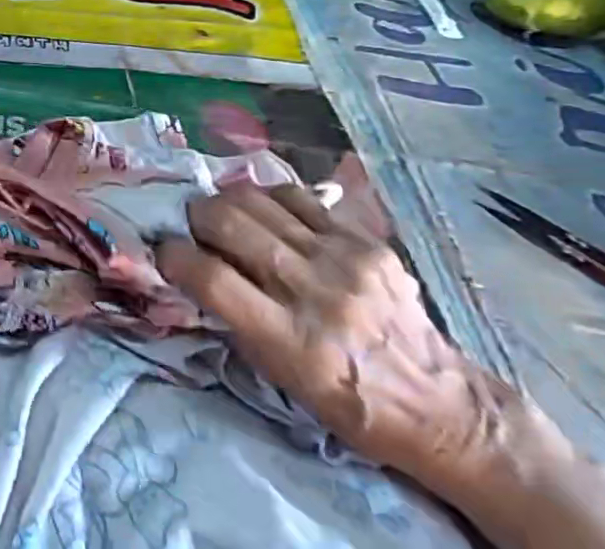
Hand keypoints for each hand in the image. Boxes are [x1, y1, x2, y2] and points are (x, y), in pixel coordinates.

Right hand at [156, 186, 518, 494]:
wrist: (439, 406)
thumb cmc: (340, 398)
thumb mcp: (273, 370)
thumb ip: (229, 312)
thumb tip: (188, 264)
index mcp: (287, 338)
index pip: (208, 275)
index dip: (172, 255)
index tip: (165, 254)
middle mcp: (314, 292)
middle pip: (227, 222)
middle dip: (194, 218)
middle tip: (191, 229)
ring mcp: (344, 261)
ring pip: (256, 199)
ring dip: (225, 203)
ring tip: (224, 217)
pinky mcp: (366, 242)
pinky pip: (297, 198)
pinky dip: (268, 200)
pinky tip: (266, 216)